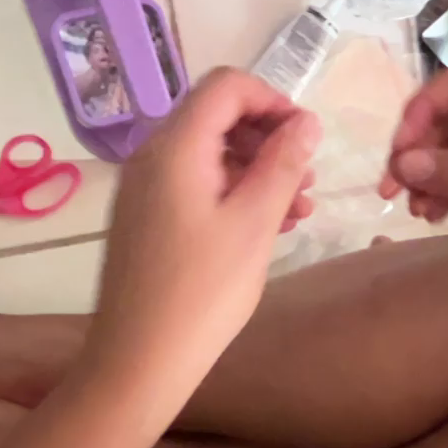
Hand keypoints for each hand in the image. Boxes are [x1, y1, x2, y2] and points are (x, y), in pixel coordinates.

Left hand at [91, 68, 319, 389]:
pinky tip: (266, 226)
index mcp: (175, 146)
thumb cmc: (203, 293)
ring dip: (256, 171)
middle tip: (309, 180)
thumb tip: (306, 121)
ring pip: (209, 155)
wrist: (138, 360)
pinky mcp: (145, 218)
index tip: (306, 139)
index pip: (226, 87)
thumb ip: (283, 164)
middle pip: (217, 118)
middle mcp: (151, 156)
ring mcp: (144, 188)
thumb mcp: (254, 223)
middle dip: (269, 139)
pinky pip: (194, 185)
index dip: (273, 101)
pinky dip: (232, 194)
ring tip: (298, 211)